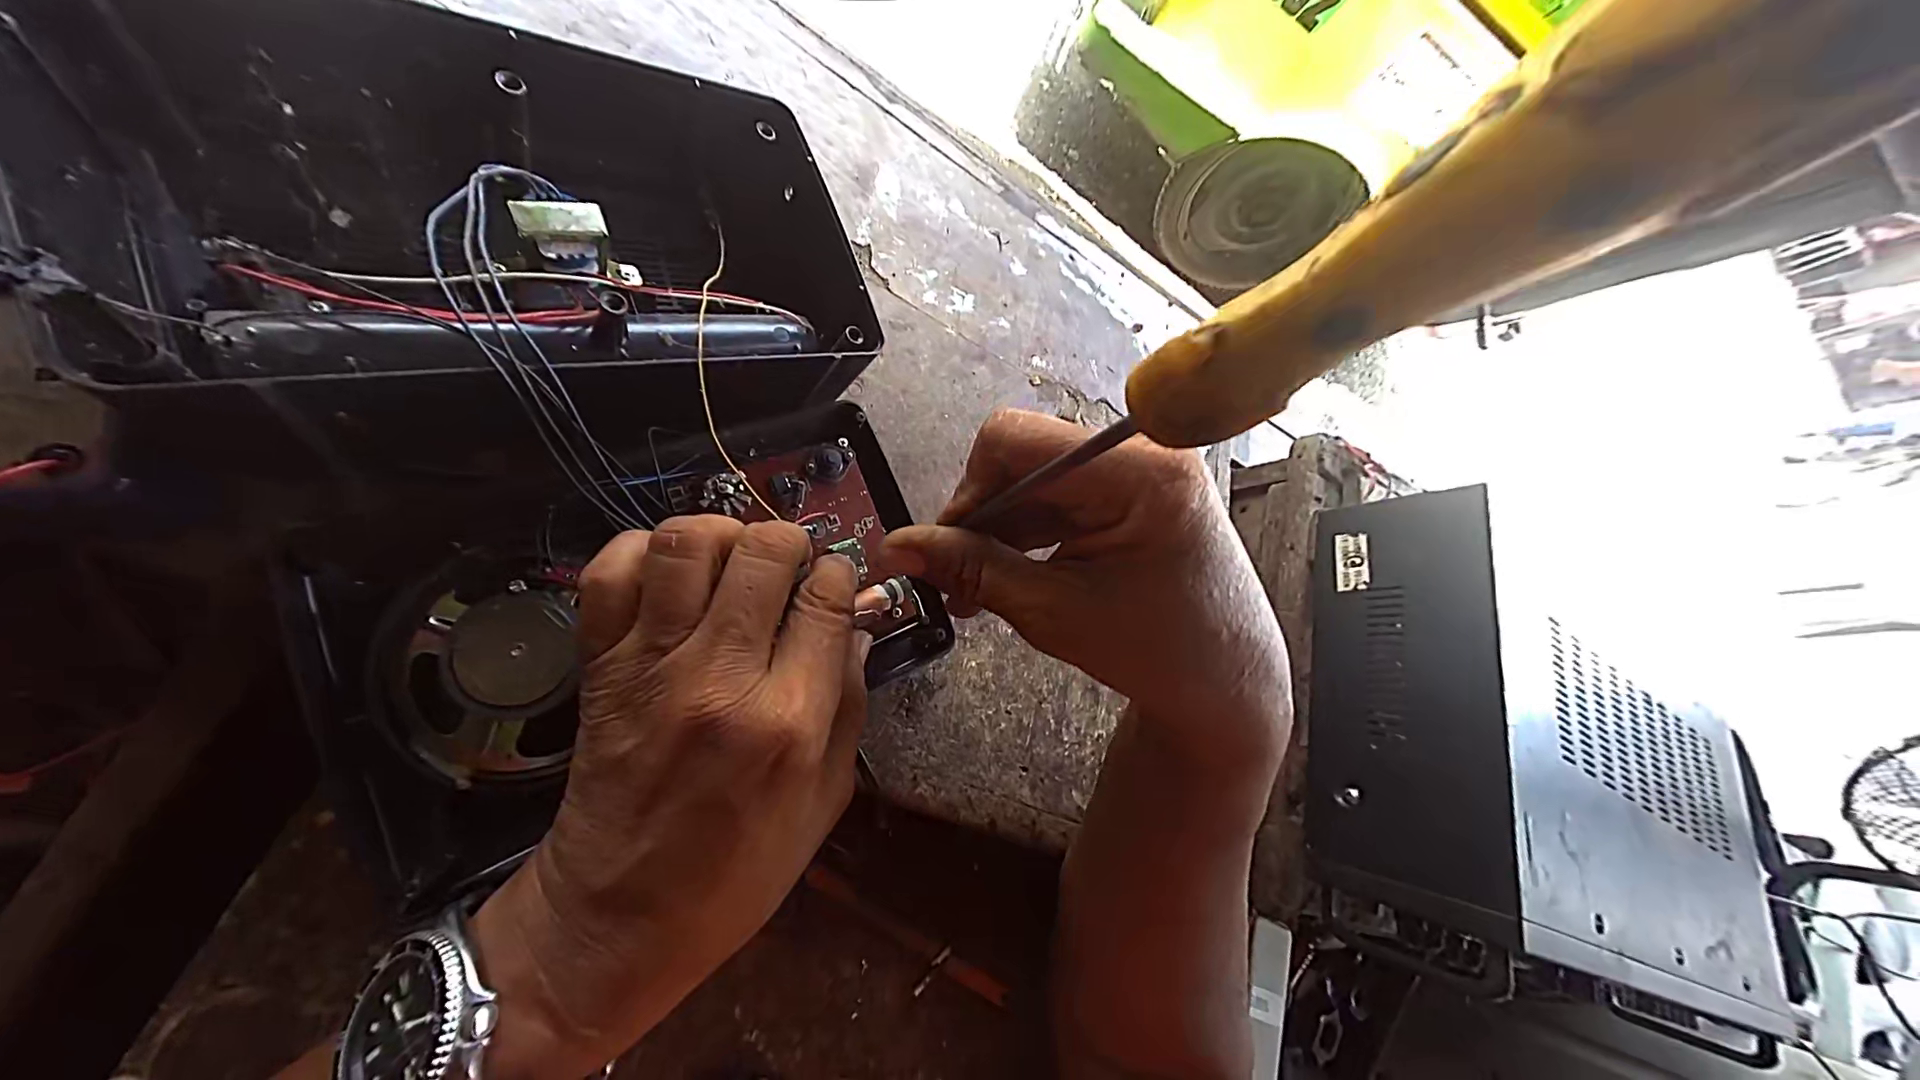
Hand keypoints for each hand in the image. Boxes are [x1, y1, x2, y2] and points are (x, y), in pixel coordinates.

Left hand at [469, 517, 868, 1078]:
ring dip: (723, 535)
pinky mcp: (598, 666)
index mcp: (790, 718)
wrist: (615, 922)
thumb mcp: (827, 799)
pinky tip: (672, 576)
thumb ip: (850, 703)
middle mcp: (721, 676)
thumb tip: (855, 625)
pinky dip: (644, 552)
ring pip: (687, 543)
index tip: (835, 583)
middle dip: (790, 542)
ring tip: (733, 561)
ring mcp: (651, 666)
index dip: (839, 574)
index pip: (826, 598)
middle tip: (790, 567)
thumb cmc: (739, 871)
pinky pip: (611, 573)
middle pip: (763, 551)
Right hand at [880, 408, 1288, 763]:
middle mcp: (1142, 454)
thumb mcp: (1054, 612)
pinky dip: (1025, 537)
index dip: (968, 490)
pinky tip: (1009, 576)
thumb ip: (973, 569)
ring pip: (1031, 483)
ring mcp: (1138, 472)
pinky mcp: (1130, 493)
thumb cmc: (1164, 654)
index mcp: (1139, 471)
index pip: (1015, 439)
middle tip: (955, 581)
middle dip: (981, 521)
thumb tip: (903, 546)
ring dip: (999, 534)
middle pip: (1021, 460)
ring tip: (979, 591)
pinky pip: (1056, 500)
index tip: (947, 545)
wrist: (1226, 682)